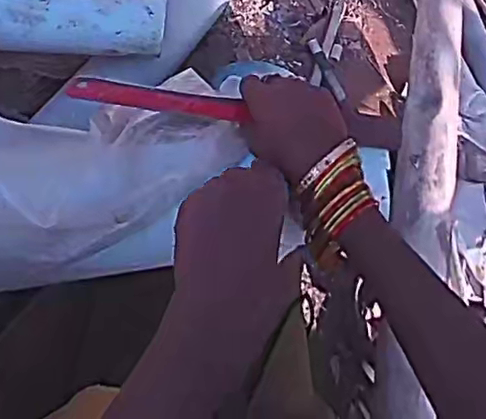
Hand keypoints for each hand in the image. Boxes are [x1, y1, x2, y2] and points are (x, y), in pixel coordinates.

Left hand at [170, 163, 304, 336]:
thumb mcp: (291, 267)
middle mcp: (240, 179)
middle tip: (249, 226)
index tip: (271, 211)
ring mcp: (210, 190)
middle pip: (243, 176)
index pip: (271, 171)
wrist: (214, 314)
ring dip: (224, 202)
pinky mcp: (187, 206)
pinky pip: (199, 201)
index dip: (270, 192)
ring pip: (220, 187)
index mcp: (272, 187)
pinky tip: (206, 238)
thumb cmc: (260, 292)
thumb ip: (296, 248)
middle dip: (246, 195)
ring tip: (225, 235)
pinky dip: (203, 213)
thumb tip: (299, 248)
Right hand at [239, 74, 349, 182]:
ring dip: (289, 95)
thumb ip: (247, 124)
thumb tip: (247, 118)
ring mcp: (304, 86)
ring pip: (291, 85)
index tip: (250, 103)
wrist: (321, 155)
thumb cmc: (283, 152)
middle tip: (271, 112)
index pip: (248, 83)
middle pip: (271, 82)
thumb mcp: (255, 143)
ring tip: (292, 115)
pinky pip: (310, 92)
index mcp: (260, 95)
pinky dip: (307, 100)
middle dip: (270, 93)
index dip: (248, 93)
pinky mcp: (322, 92)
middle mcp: (282, 84)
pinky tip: (310, 116)